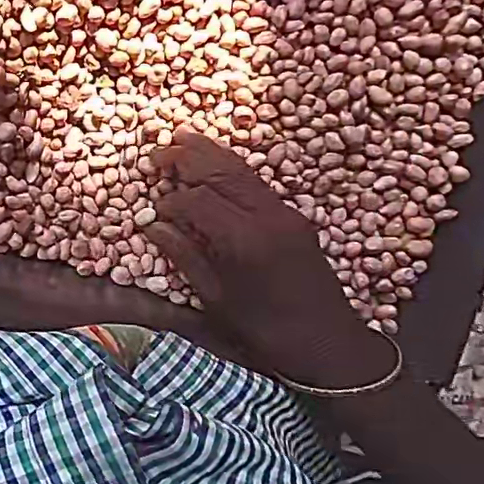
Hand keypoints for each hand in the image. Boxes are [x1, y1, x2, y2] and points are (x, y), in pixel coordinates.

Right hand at [146, 131, 398, 387]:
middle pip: (222, 172)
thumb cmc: (266, 332)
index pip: (198, 202)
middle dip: (187, 158)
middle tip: (159, 150)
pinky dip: (232, 169)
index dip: (171, 201)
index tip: (154, 209)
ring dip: (211, 153)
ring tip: (183, 138)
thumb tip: (154, 227)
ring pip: (243, 170)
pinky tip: (216, 165)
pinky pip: (257, 183)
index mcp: (244, 241)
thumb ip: (185, 257)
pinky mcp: (295, 218)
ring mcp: (285, 214)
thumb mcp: (217, 300)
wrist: (329, 345)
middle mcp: (267, 217)